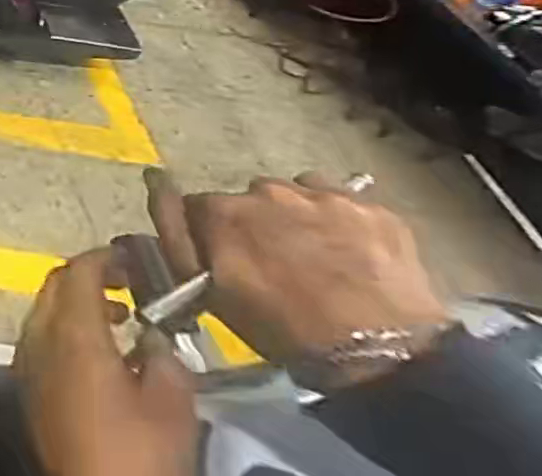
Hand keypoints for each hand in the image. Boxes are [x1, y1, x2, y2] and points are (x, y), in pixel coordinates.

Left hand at [15, 248, 195, 475]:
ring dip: (79, 303)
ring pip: (47, 309)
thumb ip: (165, 359)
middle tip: (127, 285)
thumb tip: (154, 338)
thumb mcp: (171, 405)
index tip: (131, 258)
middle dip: (90, 276)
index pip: (79, 271)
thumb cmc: (135, 452)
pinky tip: (100, 355)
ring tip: (122, 320)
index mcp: (71, 329)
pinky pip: (42, 335)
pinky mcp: (27, 381)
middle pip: (57, 284)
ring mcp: (27, 357)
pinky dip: (67, 328)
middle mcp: (39, 332)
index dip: (105, 258)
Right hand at [146, 168, 449, 371]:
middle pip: (245, 200)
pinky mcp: (372, 207)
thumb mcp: (209, 290)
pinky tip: (346, 246)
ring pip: (292, 195)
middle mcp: (263, 190)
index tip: (225, 260)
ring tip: (314, 255)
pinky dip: (335, 216)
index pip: (196, 207)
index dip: (208, 234)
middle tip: (274, 263)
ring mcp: (321, 196)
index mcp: (219, 210)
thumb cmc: (283, 328)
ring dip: (293, 217)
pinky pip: (339, 198)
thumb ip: (173, 235)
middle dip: (253, 224)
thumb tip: (154, 184)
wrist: (387, 357)